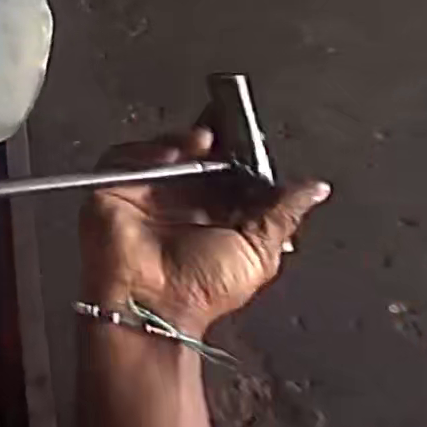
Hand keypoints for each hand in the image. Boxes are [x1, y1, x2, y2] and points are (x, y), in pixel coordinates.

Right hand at [79, 127, 330, 334]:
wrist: (154, 297)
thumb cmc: (203, 286)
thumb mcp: (259, 251)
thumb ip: (280, 214)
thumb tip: (313, 188)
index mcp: (213, 213)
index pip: (224, 171)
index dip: (236, 151)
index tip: (247, 133)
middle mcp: (178, 198)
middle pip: (193, 155)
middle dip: (211, 140)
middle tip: (226, 130)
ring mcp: (144, 190)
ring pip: (162, 150)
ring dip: (183, 141)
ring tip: (204, 140)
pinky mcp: (113, 184)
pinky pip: (127, 156)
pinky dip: (148, 150)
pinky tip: (172, 153)